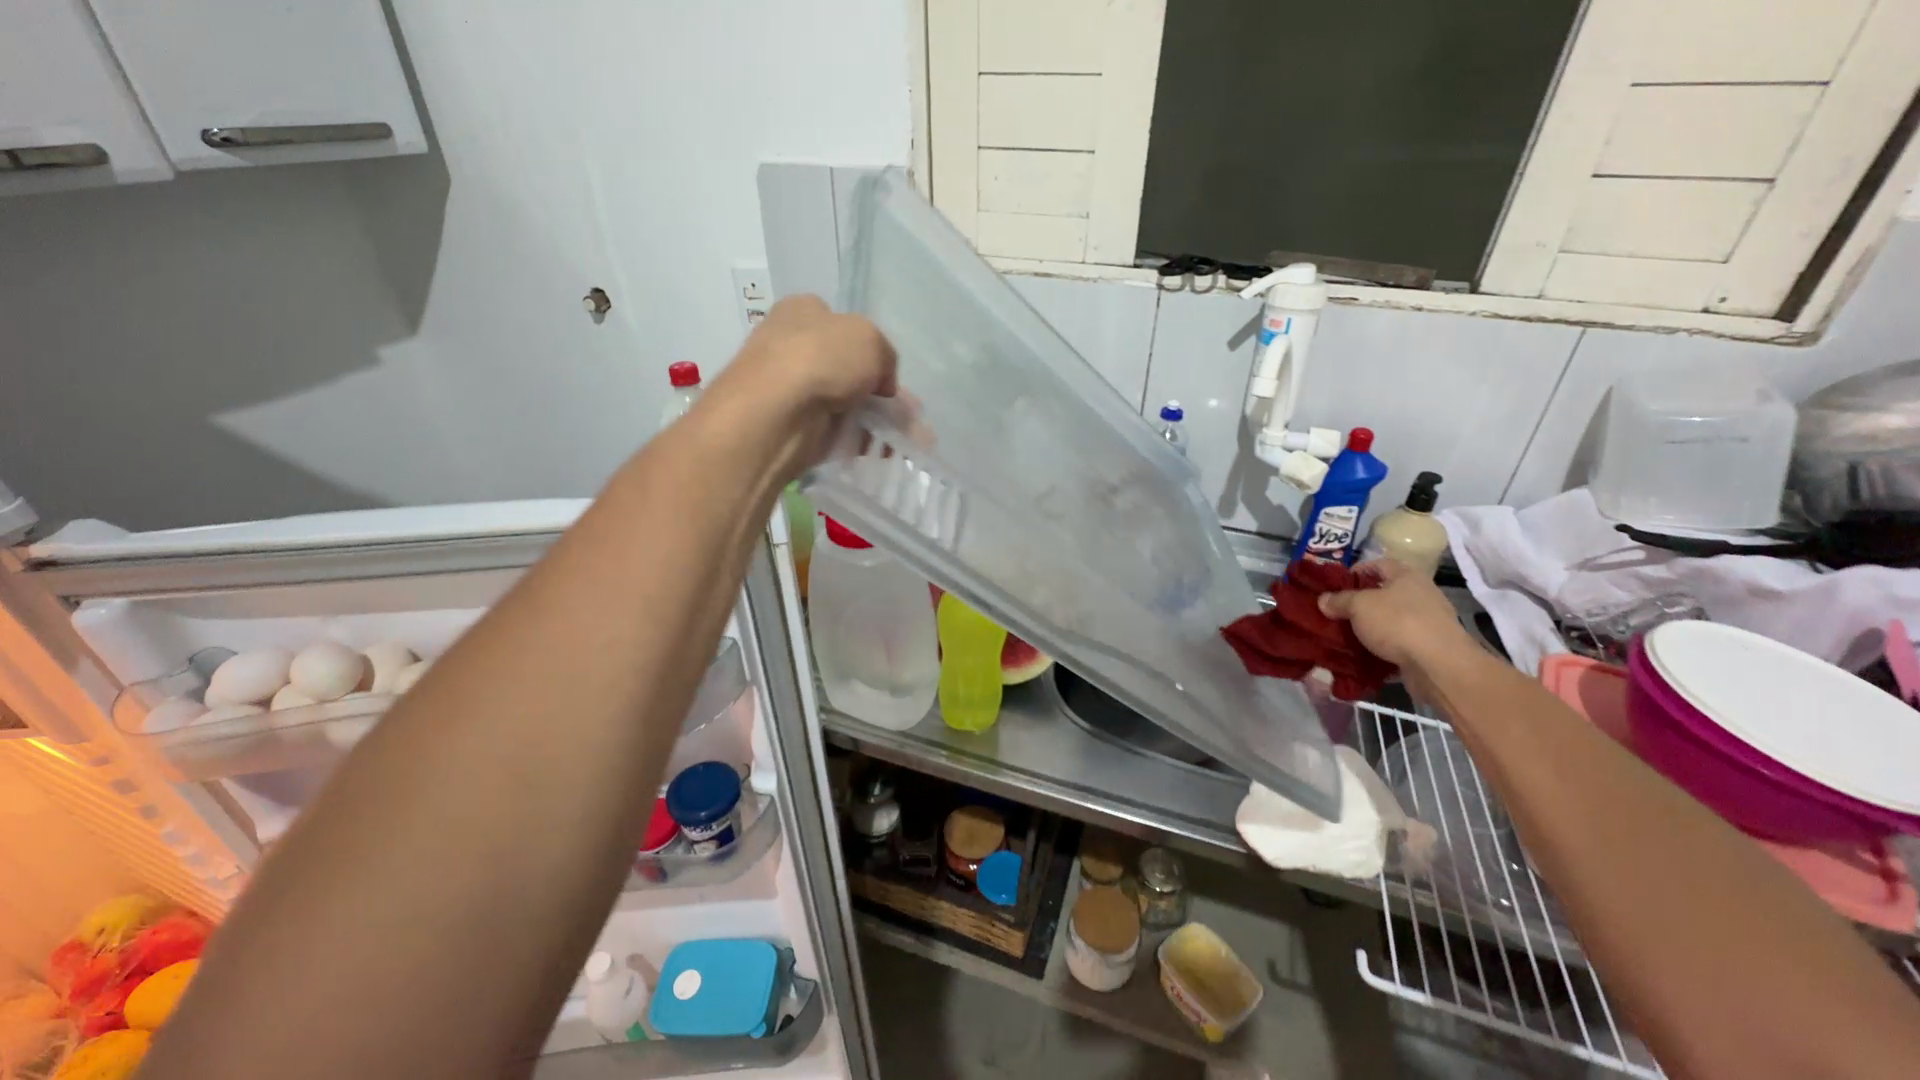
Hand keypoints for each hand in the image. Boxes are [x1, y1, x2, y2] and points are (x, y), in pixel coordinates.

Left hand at [702, 295, 898, 479]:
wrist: (774, 413)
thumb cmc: (820, 359)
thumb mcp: (870, 339)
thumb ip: (885, 357)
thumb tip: (881, 385)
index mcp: (802, 311)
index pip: (840, 324)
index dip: (870, 347)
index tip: (888, 372)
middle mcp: (792, 346)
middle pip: (847, 368)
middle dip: (879, 390)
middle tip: (908, 411)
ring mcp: (790, 389)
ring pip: (845, 403)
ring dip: (875, 420)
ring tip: (907, 438)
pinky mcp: (792, 427)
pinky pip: (835, 433)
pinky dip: (859, 442)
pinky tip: (883, 451)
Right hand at [1317, 560, 1475, 670]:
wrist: (1438, 664)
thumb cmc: (1397, 622)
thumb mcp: (1359, 606)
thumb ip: (1339, 600)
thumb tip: (1323, 599)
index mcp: (1407, 575)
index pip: (1379, 564)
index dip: (1356, 571)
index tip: (1335, 585)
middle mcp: (1421, 594)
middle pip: (1385, 594)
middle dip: (1361, 604)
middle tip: (1336, 613)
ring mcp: (1427, 622)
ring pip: (1390, 620)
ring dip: (1370, 628)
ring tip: (1346, 636)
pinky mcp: (1428, 647)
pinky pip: (1398, 644)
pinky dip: (1381, 648)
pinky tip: (1363, 656)